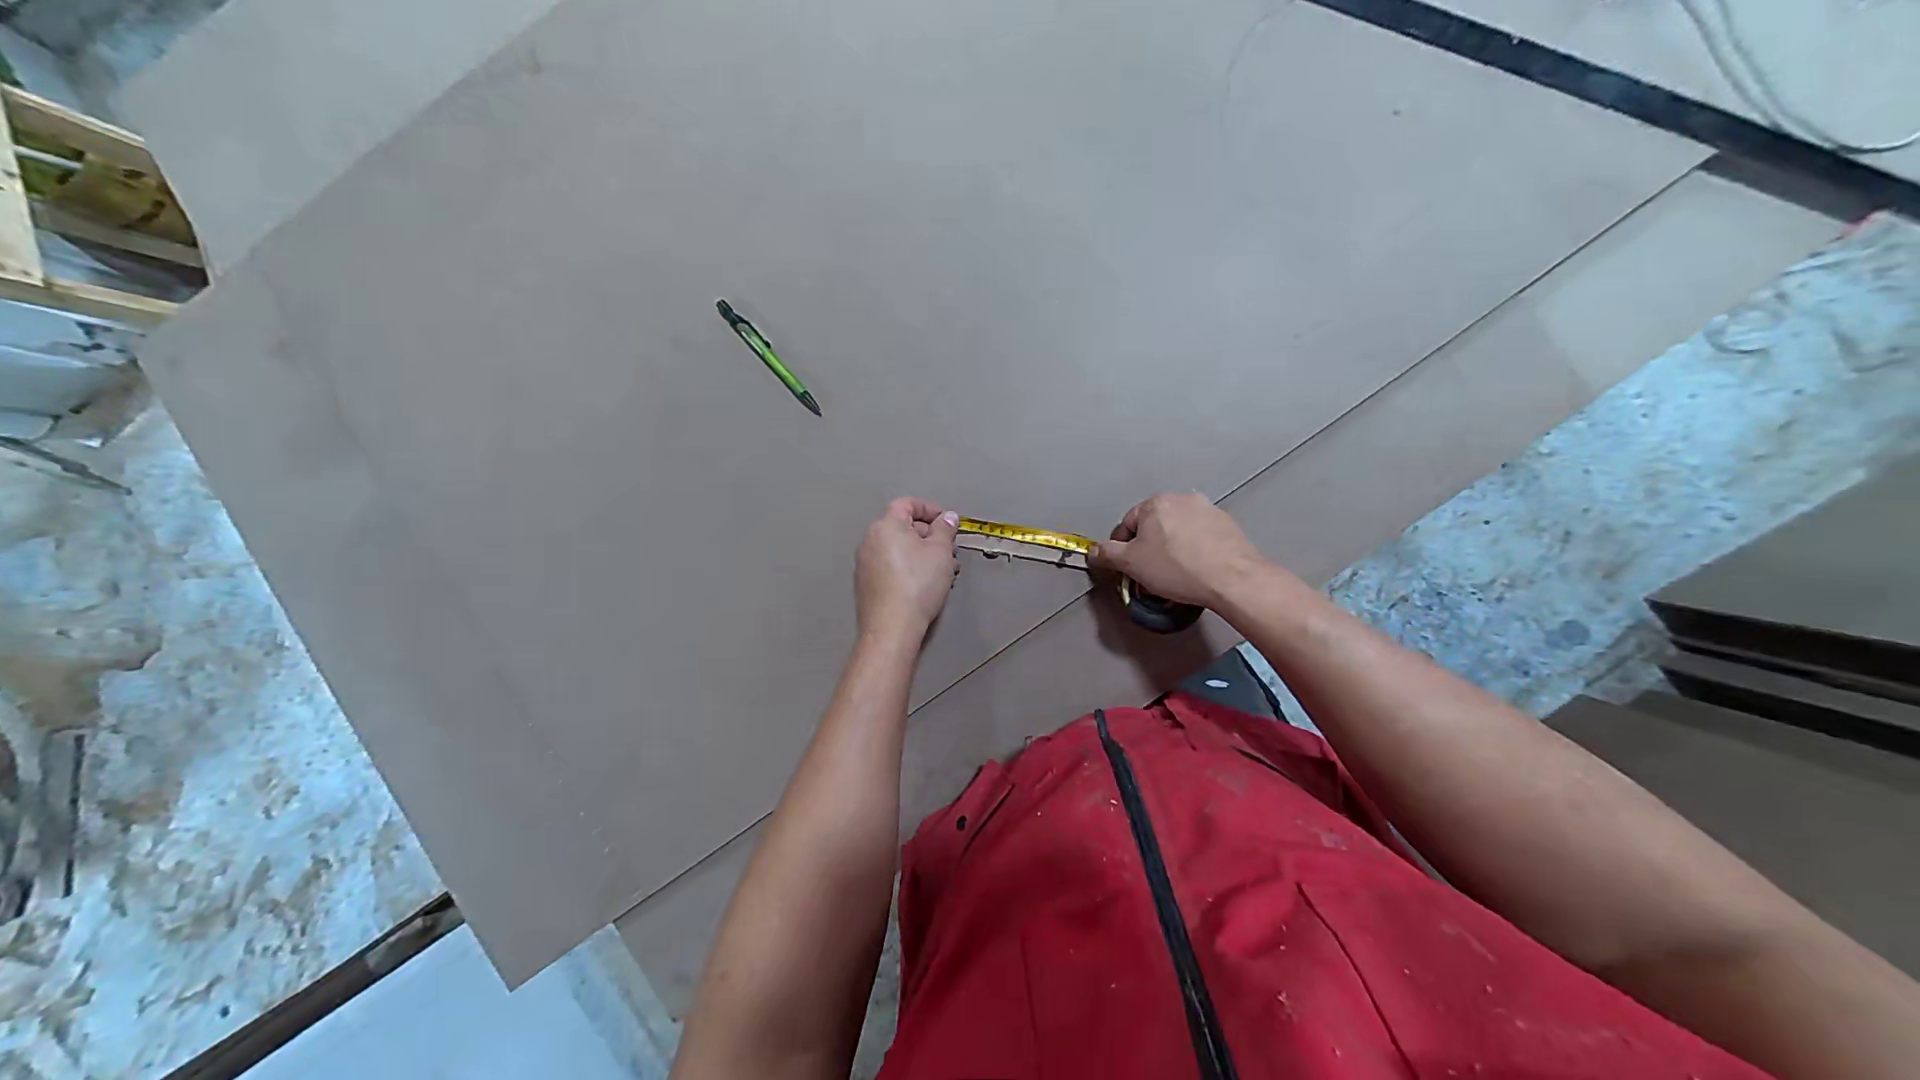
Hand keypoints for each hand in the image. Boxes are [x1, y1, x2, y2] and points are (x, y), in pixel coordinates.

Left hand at [856, 497, 959, 638]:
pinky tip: (924, 584)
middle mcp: (870, 540)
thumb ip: (945, 529)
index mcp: (886, 526)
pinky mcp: (865, 583)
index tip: (946, 523)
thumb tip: (947, 517)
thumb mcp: (941, 552)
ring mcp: (865, 563)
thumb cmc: (918, 585)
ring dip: (920, 553)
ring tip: (941, 570)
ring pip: (897, 548)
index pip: (907, 503)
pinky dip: (907, 567)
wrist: (892, 627)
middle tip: (948, 550)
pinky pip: (889, 565)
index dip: (929, 508)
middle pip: (902, 526)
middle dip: (928, 534)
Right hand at [1090, 493, 1271, 607]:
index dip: (1122, 549)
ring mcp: (1207, 511)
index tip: (1126, 565)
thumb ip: (1106, 554)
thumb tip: (1095, 552)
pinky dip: (1195, 551)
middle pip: (1153, 526)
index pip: (1126, 525)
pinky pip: (1200, 538)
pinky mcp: (1226, 526)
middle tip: (1151, 571)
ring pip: (1178, 531)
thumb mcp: (1130, 564)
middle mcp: (1182, 501)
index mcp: (1155, 504)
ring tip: (1175, 573)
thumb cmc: (1184, 568)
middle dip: (1149, 548)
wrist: (1231, 579)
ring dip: (1173, 549)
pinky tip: (1195, 570)